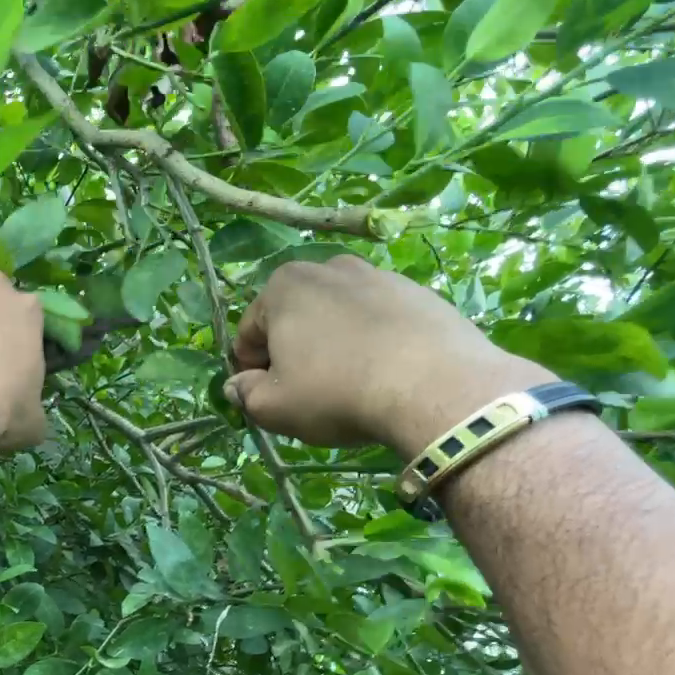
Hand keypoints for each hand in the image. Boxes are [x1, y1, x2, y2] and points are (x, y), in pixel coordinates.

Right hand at [224, 255, 556, 456]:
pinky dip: (375, 342)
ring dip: (334, 344)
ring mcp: (381, 276)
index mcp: (284, 286)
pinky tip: (385, 375)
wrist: (437, 389)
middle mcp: (330, 268)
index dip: (251, 369)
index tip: (266, 396)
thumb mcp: (272, 407)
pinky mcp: (422, 294)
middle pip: (296, 318)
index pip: (250, 332)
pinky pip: (381, 320)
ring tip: (349, 383)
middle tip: (307, 390)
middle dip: (294, 350)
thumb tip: (236, 386)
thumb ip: (244, 394)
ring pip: (339, 317)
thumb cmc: (336, 392)